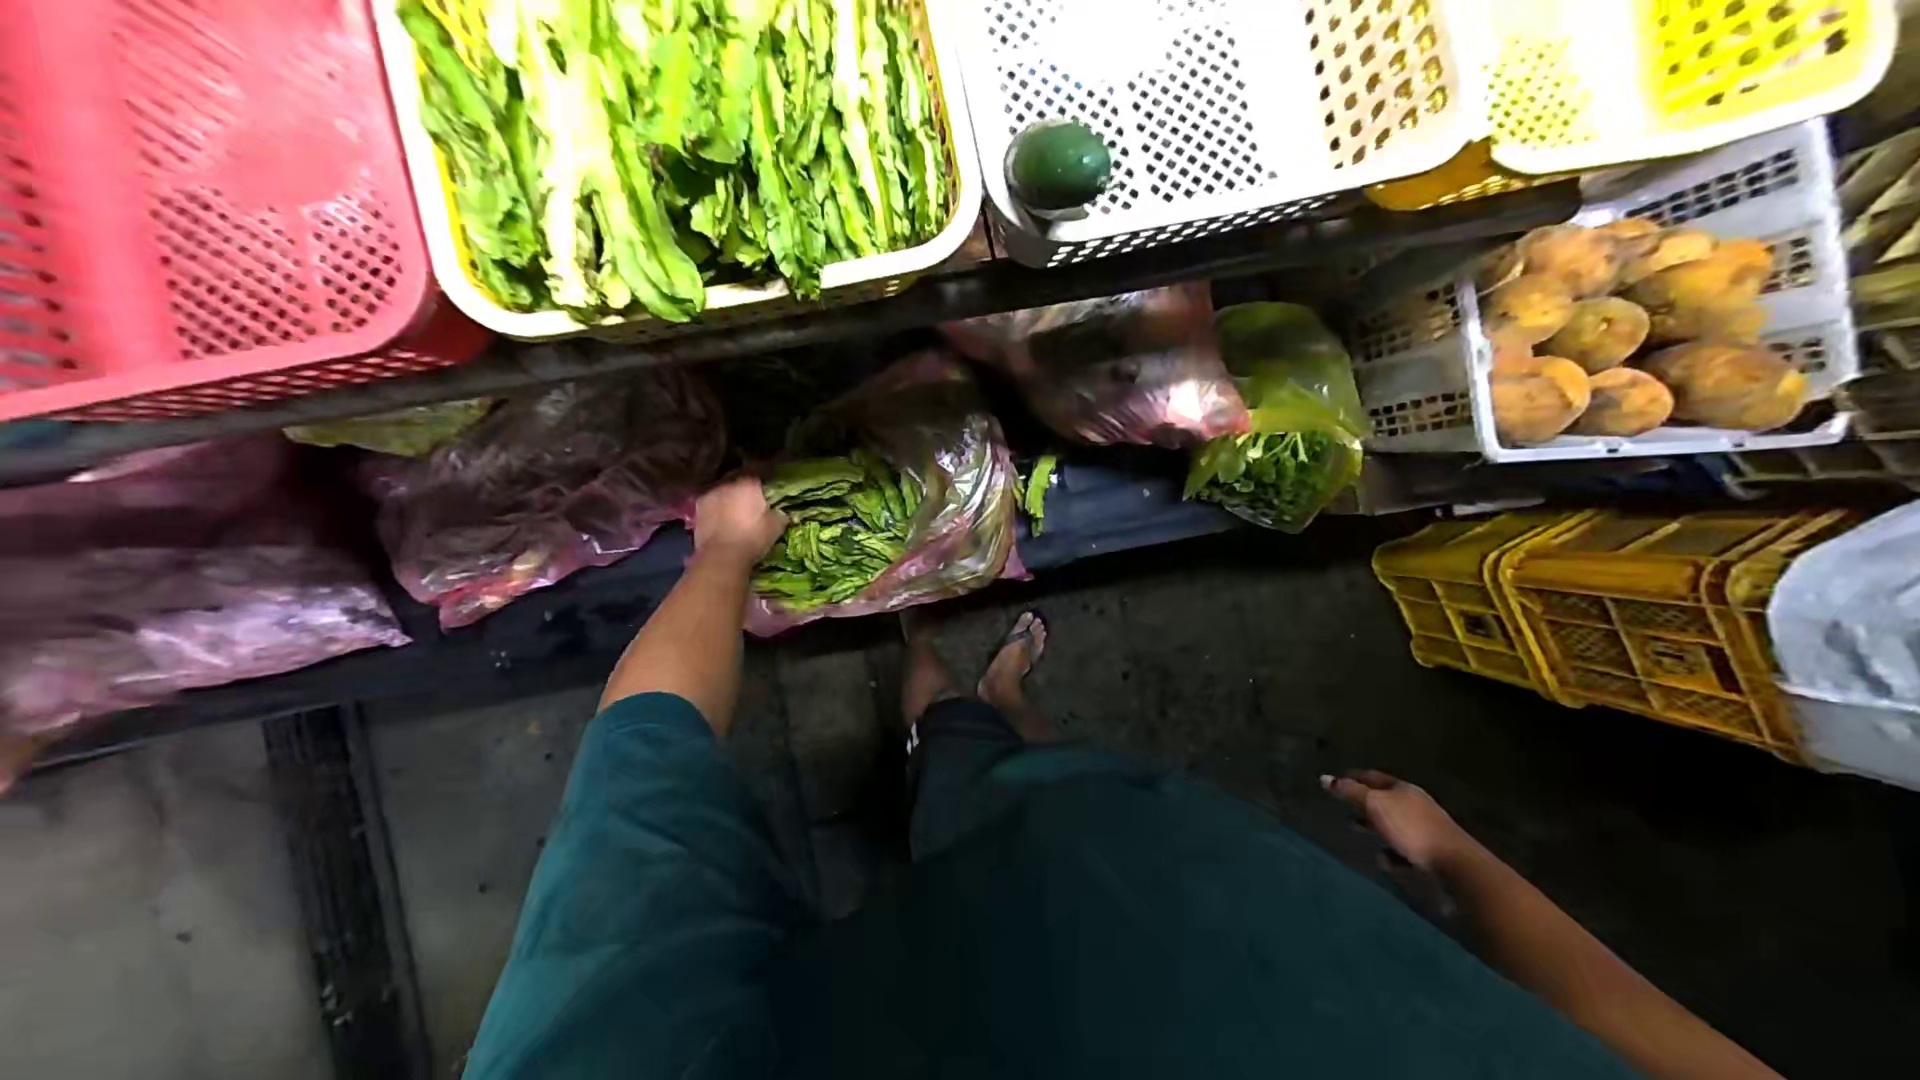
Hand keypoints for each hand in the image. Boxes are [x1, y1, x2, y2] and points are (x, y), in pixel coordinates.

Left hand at [693, 476, 786, 567]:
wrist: (722, 556)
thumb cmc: (753, 538)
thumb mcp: (776, 526)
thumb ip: (779, 514)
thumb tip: (780, 512)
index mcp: (749, 483)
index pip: (759, 476)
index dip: (764, 485)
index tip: (768, 493)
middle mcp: (727, 484)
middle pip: (738, 483)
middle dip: (744, 491)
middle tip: (752, 503)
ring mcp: (710, 496)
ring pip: (723, 493)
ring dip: (729, 500)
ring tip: (736, 513)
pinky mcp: (697, 511)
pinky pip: (712, 506)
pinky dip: (717, 511)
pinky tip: (723, 521)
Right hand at [1322, 769, 1477, 872]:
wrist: (1458, 866)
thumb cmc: (1411, 828)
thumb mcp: (1375, 805)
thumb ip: (1349, 792)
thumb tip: (1323, 778)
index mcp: (1404, 789)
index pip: (1373, 777)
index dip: (1353, 777)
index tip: (1336, 781)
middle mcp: (1416, 805)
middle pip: (1384, 800)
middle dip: (1363, 804)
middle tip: (1344, 809)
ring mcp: (1426, 829)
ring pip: (1393, 825)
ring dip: (1376, 828)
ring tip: (1359, 834)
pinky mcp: (1432, 853)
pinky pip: (1404, 848)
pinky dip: (1392, 852)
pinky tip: (1385, 860)